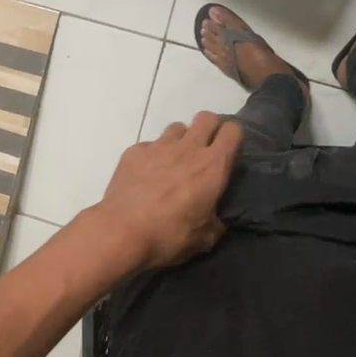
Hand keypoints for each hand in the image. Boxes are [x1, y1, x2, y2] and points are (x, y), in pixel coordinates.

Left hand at [84, 112, 242, 272]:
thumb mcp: (204, 238)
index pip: (233, 131)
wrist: (121, 232)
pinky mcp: (134, 151)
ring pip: (177, 127)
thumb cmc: (168, 236)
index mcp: (212, 166)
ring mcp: (158, 146)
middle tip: (206, 150)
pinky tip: (147, 174)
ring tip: (175, 162)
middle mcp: (187, 148)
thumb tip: (215, 219)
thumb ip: (215, 222)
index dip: (234, 138)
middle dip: (210, 128)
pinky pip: (150, 144)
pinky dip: (153, 155)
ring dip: (181, 140)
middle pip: (206, 117)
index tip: (229, 153)